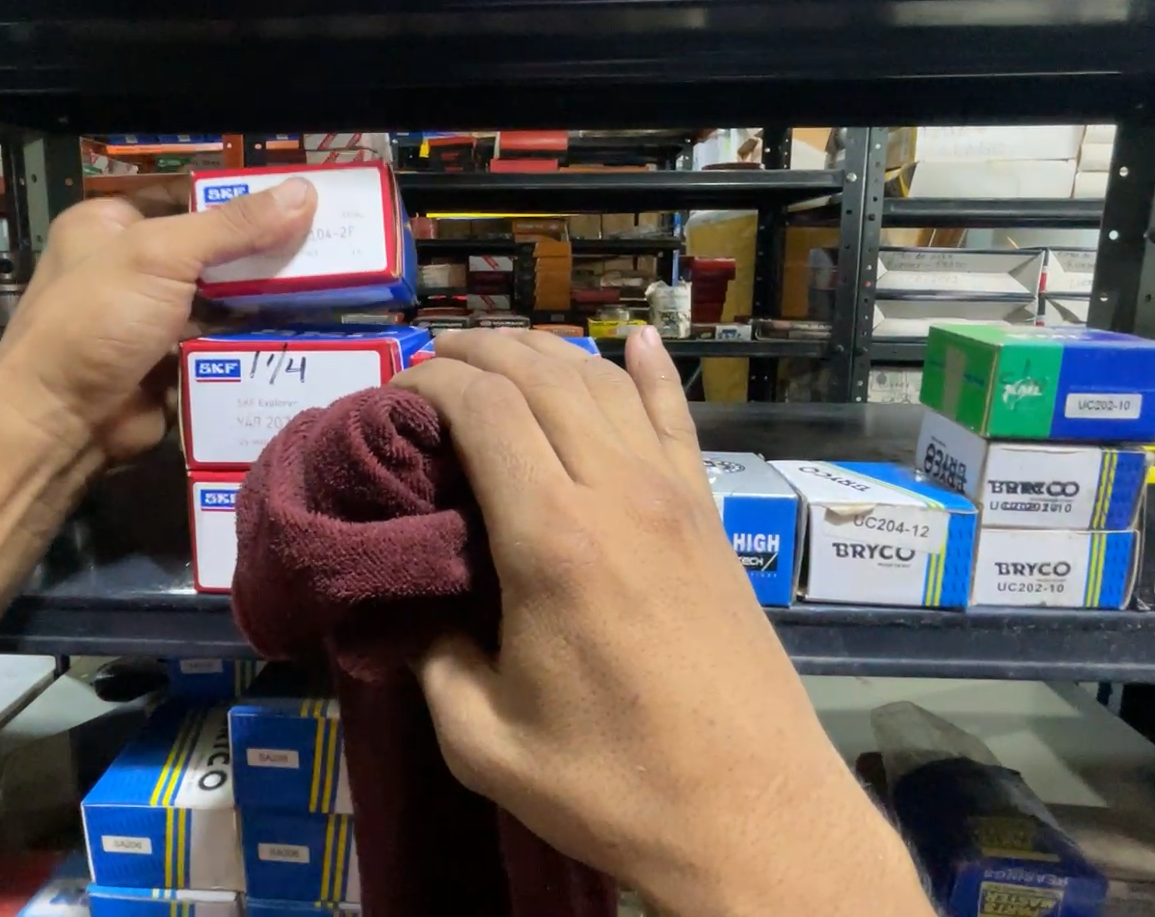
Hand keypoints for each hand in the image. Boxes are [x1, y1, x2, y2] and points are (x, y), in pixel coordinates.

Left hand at [0, 176, 315, 461]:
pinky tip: (306, 328)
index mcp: (115, 225)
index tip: (302, 200)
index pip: (191, 197)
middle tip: (330, 245)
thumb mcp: (161, 256)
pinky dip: (258, 337)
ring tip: (331, 286)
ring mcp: (159, 317)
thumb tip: (303, 192)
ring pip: (226, 298)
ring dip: (268, 297)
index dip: (244, 198)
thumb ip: (233, 225)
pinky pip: (228, 341)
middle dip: (266, 250)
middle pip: (216, 249)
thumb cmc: (96, 322)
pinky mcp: (179, 360)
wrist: (61, 423)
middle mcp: (137, 267)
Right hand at [391, 328, 930, 916]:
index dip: (434, 381)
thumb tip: (411, 608)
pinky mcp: (706, 511)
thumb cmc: (614, 783)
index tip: (400, 390)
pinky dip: (651, 371)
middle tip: (434, 357)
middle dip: (480, 350)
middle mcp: (616, 490)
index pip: (486, 409)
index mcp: (552, 538)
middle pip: (542, 375)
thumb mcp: (485, 740)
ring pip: (603, 383)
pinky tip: (637, 338)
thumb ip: (431, 660)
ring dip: (545, 352)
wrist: (754, 816)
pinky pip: (676, 418)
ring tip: (500, 350)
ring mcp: (672, 493)